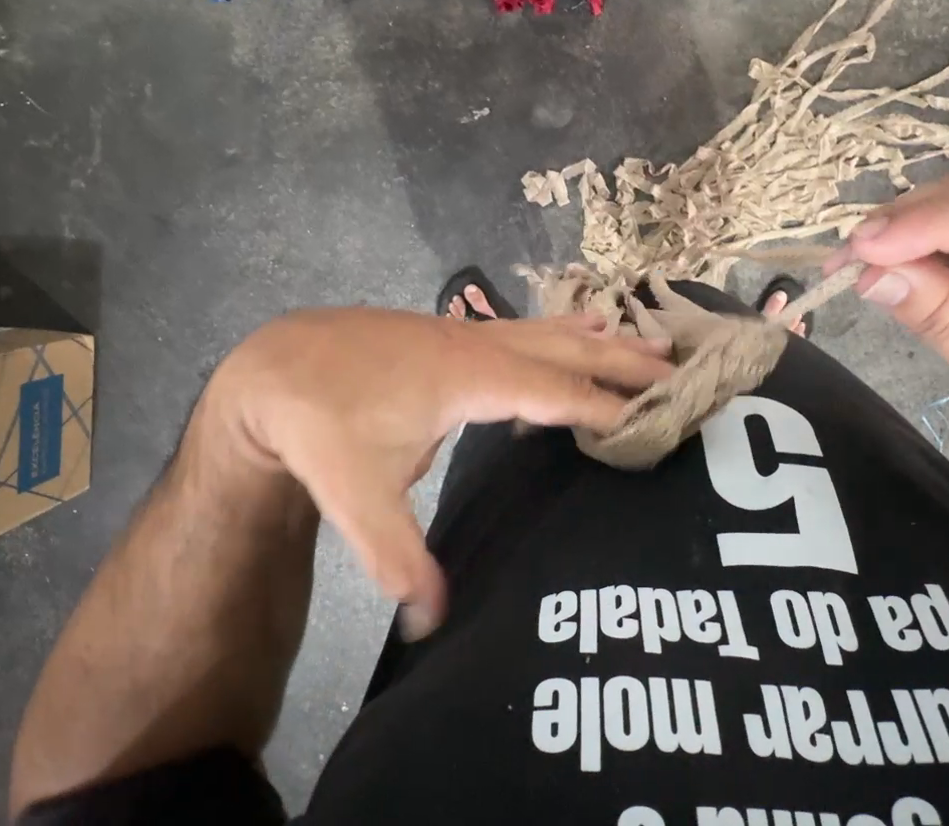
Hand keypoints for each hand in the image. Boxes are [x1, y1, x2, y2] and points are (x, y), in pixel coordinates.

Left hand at [196, 308, 671, 636]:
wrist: (271, 367)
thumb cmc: (319, 426)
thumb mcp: (355, 497)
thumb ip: (397, 555)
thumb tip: (431, 622)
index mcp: (472, 378)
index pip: (557, 393)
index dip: (608, 405)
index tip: (659, 415)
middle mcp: (478, 347)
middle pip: (565, 350)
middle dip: (621, 360)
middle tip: (677, 367)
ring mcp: (462, 334)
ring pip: (545, 331)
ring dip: (595, 339)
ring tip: (641, 338)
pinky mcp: (446, 335)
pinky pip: (521, 328)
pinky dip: (559, 330)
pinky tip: (568, 327)